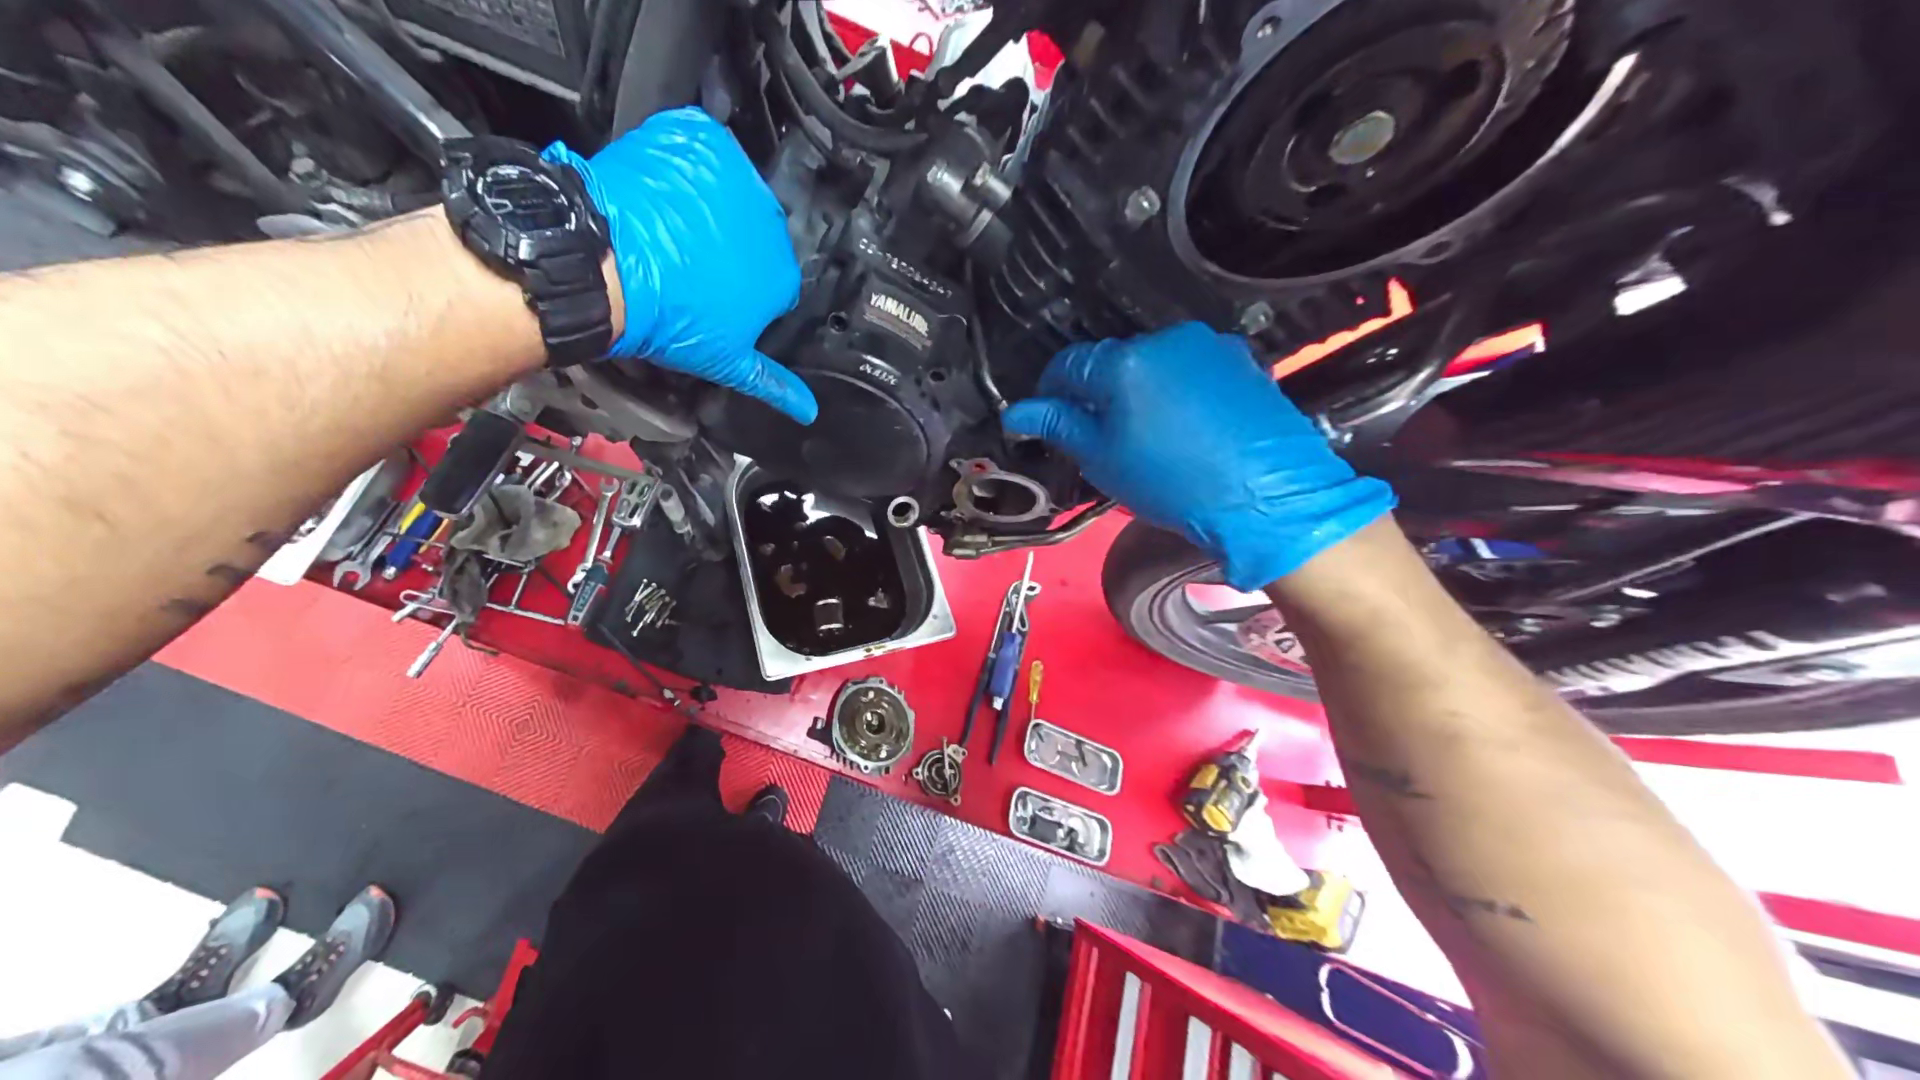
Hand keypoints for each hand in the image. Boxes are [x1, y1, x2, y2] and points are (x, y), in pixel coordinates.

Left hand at [542, 108, 816, 423]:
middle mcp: (772, 224)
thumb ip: (773, 382)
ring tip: (670, 230)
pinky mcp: (702, 143)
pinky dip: (686, 164)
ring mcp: (737, 178)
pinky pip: (703, 149)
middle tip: (689, 265)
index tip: (717, 296)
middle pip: (756, 235)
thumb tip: (808, 409)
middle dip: (732, 248)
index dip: (745, 290)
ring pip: (731, 194)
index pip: (775, 281)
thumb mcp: (726, 361)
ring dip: (709, 207)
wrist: (605, 266)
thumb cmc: (666, 316)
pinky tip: (664, 192)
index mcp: (783, 277)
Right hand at [1003, 322, 1395, 588]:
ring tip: (1148, 437)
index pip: (1067, 364)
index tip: (1050, 420)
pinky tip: (1185, 429)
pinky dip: (1176, 392)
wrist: (1270, 498)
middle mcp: (1167, 339)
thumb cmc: (1174, 482)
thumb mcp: (1103, 460)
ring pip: (1153, 366)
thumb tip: (1019, 412)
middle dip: (1098, 394)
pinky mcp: (1243, 362)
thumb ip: (1058, 426)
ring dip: (1139, 392)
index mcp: (1125, 361)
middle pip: (1112, 362)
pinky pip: (1190, 371)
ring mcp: (1210, 347)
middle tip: (1101, 438)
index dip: (1051, 393)